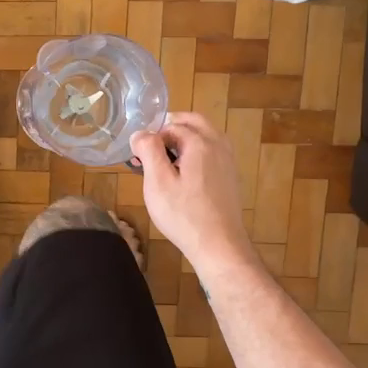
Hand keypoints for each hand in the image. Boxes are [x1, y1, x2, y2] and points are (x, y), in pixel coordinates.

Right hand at [130, 112, 260, 281]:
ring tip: (165, 159)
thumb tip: (141, 133)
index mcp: (200, 144)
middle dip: (171, 127)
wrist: (218, 244)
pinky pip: (213, 152)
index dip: (152, 136)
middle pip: (195, 122)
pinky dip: (197, 152)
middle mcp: (219, 146)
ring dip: (185, 138)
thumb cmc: (183, 214)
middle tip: (151, 145)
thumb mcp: (157, 182)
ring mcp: (228, 162)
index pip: (172, 125)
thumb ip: (148, 151)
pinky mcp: (230, 177)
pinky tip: (183, 174)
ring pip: (206, 136)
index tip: (138, 155)